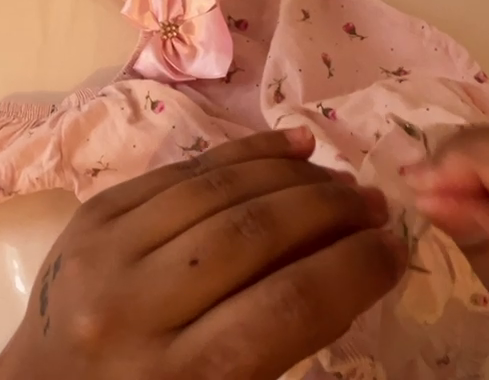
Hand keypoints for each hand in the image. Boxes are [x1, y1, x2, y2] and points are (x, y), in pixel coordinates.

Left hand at [0, 128, 403, 379]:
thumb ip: (280, 341)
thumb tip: (349, 268)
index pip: (287, 308)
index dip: (354, 270)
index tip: (397, 248)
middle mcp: (135, 308)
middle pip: (252, 236)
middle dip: (328, 212)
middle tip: (375, 202)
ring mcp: (105, 251)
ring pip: (216, 191)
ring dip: (290, 176)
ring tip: (339, 174)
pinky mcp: (91, 214)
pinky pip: (178, 170)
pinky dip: (238, 155)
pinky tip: (285, 148)